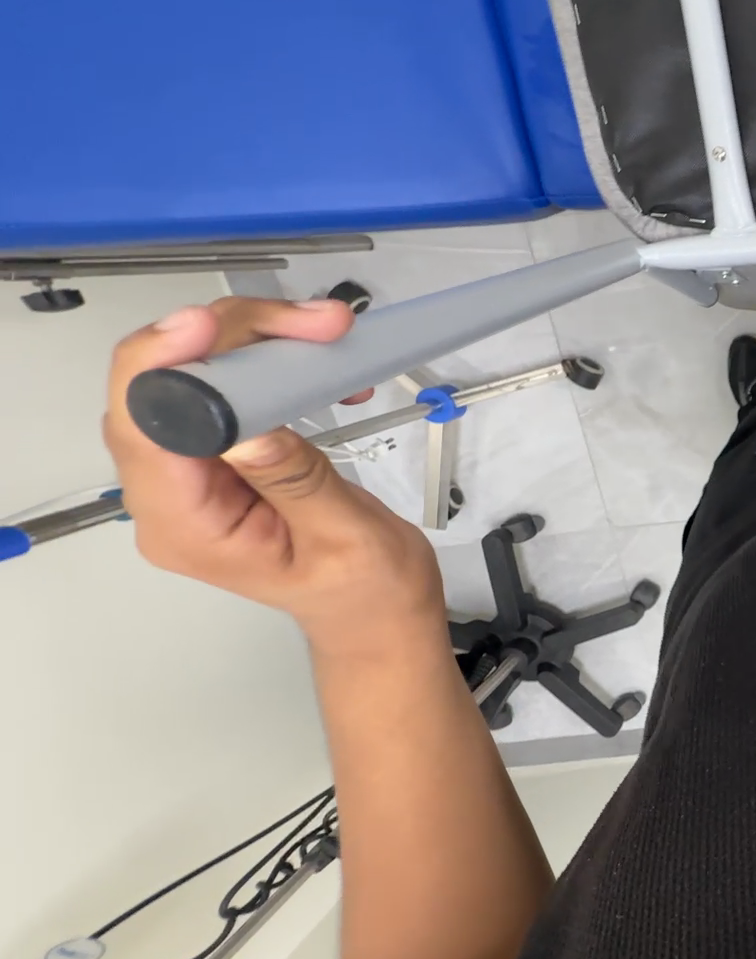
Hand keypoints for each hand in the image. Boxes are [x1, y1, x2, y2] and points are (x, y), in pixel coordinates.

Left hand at [104, 298, 445, 656]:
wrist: (380, 612)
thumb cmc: (370, 591)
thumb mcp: (347, 539)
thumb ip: (296, 482)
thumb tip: (246, 426)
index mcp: (190, 529)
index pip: (148, 432)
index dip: (167, 367)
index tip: (211, 326)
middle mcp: (174, 500)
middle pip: (161, 394)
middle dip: (228, 342)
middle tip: (313, 322)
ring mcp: (196, 480)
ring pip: (191, 386)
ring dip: (253, 347)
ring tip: (322, 333)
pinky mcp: (225, 464)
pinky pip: (222, 399)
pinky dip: (266, 367)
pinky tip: (313, 368)